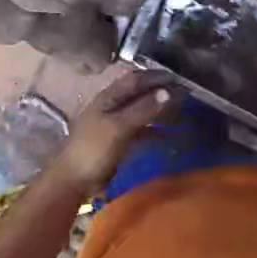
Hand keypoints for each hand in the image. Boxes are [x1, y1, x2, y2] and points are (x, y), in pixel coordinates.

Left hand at [56, 70, 176, 189]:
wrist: (74, 180)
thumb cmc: (94, 149)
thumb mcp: (119, 127)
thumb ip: (143, 109)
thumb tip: (168, 92)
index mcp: (108, 98)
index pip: (135, 80)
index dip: (155, 76)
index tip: (177, 78)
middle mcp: (112, 106)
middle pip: (139, 93)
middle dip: (159, 91)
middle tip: (182, 92)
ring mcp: (114, 124)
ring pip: (141, 111)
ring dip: (158, 109)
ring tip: (179, 109)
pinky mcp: (117, 141)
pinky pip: (140, 130)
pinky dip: (154, 130)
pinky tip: (168, 135)